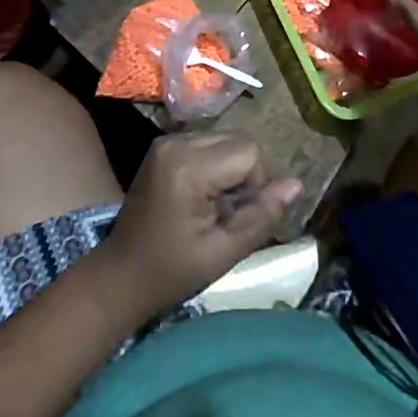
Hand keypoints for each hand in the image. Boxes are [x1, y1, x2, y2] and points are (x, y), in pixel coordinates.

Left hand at [99, 133, 301, 313]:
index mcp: (188, 167)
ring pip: (226, 141)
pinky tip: (200, 196)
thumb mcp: (224, 252)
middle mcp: (176, 143)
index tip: (234, 217)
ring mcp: (167, 141)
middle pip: (239, 142)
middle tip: (224, 214)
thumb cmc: (172, 271)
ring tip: (211, 207)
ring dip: (230, 170)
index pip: (249, 153)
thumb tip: (297, 184)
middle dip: (243, 176)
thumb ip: (262, 215)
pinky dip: (214, 166)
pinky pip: (207, 144)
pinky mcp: (163, 146)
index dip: (254, 185)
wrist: (120, 275)